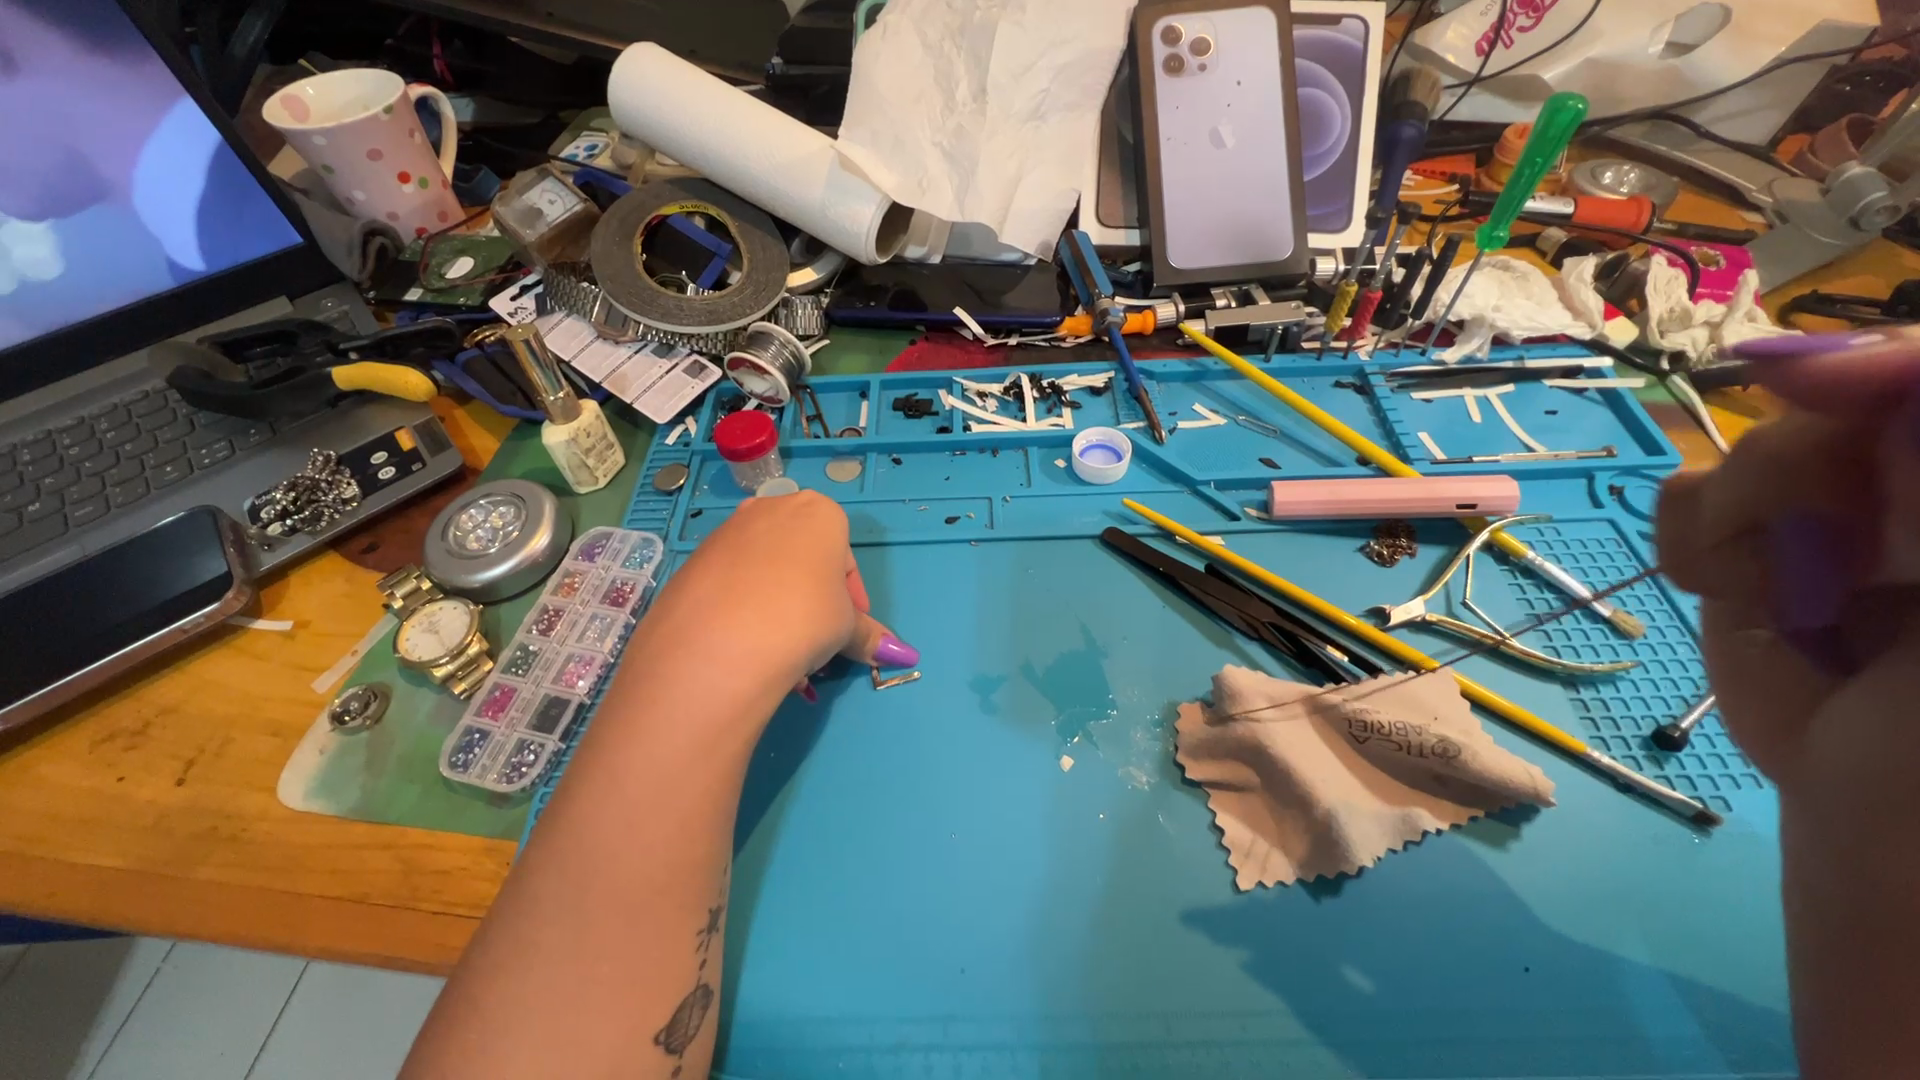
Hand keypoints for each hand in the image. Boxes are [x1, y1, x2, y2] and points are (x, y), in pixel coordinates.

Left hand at [622, 491, 915, 705]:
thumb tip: (902, 655)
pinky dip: (745, 607)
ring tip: (781, 650)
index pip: (845, 560)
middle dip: (814, 600)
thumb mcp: (847, 629)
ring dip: (780, 605)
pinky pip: (733, 582)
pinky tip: (747, 643)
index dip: (852, 601)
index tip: (849, 631)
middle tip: (817, 642)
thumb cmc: (805, 617)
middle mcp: (773, 508)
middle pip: (804, 559)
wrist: (722, 639)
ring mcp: (730, 529)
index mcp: (820, 512)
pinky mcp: (696, 558)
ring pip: (767, 571)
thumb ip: (869, 636)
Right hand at [1657, 330, 1919, 798]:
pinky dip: (1689, 536)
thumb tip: (1809, 364)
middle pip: (1834, 401)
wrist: (1892, 847)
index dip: (1885, 368)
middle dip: (1796, 470)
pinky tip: (1723, 586)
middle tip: (1821, 556)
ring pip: (1749, 446)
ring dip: (1739, 518)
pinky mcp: (1754, 556)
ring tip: (1782, 599)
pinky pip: (1689, 499)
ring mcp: (1839, 518)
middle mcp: (1917, 486)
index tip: (1809, 390)